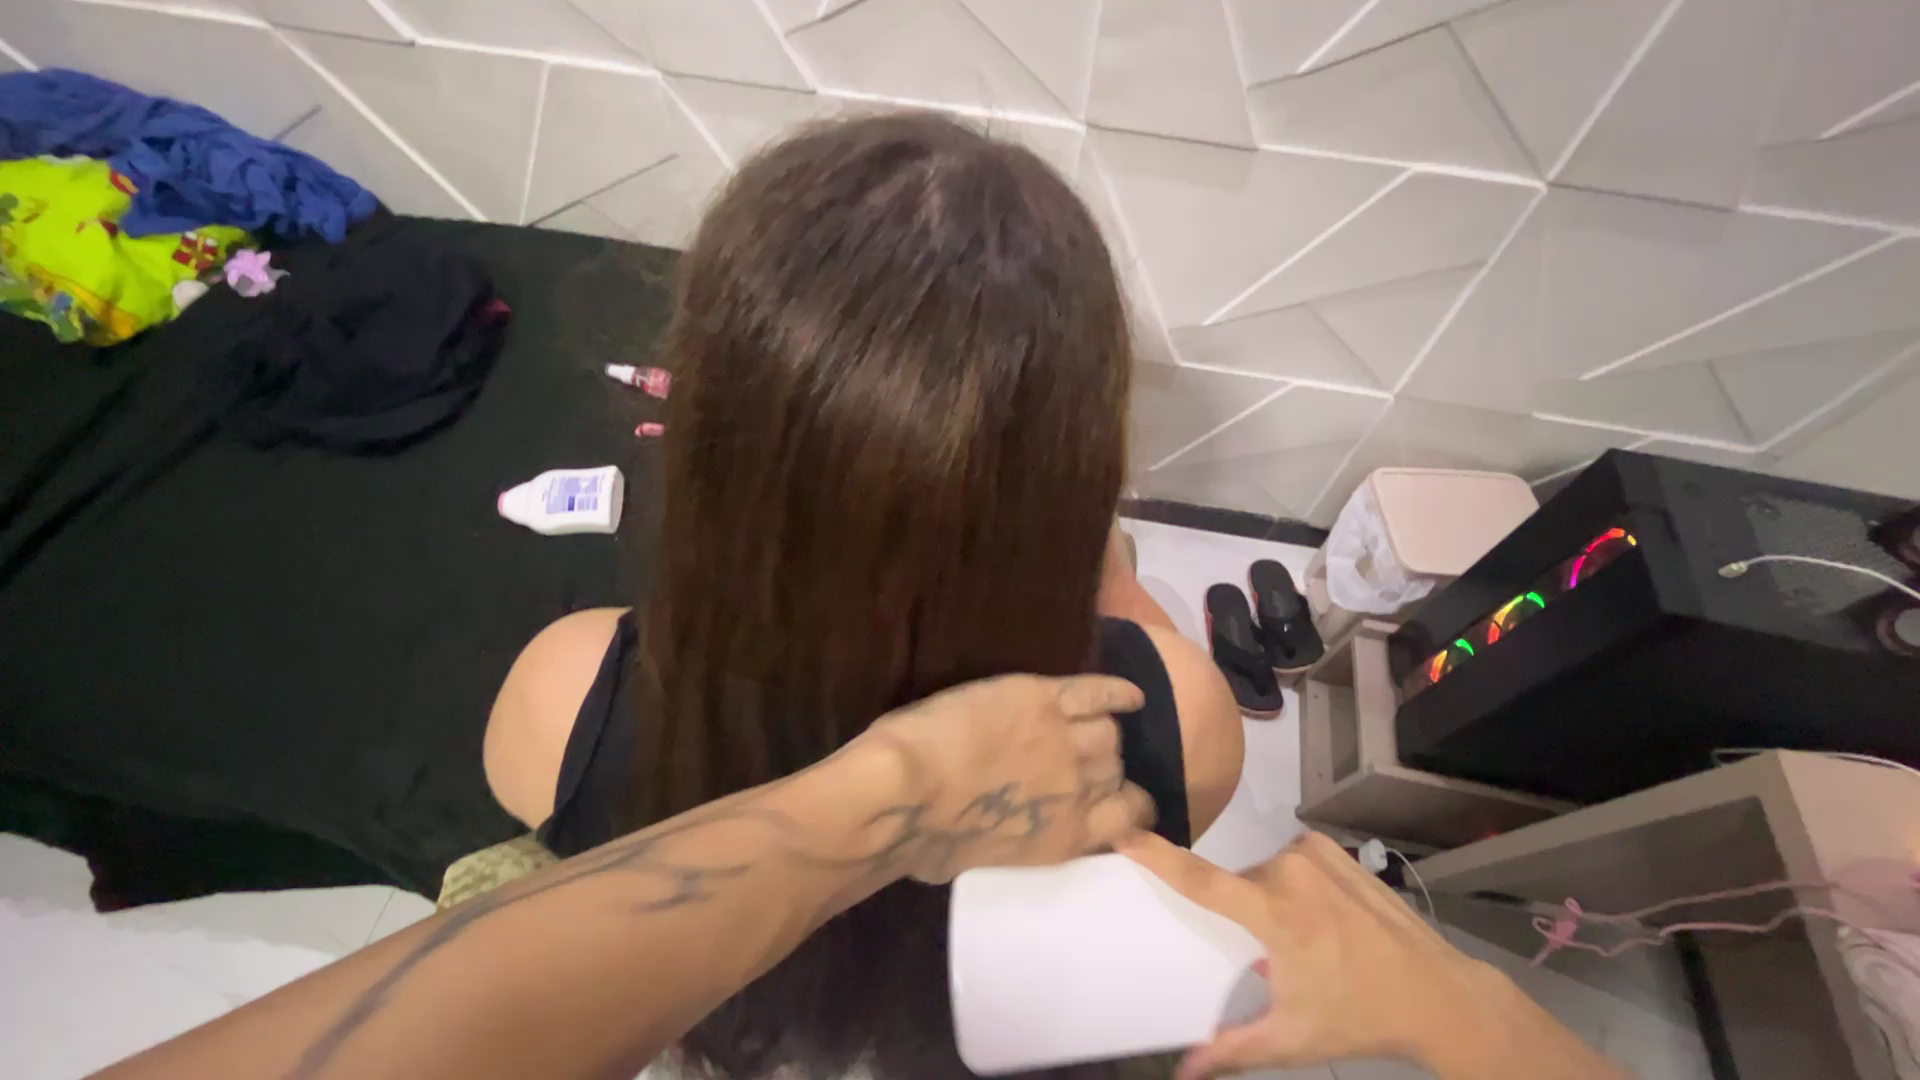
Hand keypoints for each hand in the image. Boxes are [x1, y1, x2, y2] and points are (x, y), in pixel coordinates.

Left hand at [847, 674, 1155, 883]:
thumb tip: (1016, 829)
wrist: (905, 792)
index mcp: (1065, 837)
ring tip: (1089, 725)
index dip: (1128, 805)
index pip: (1127, 817)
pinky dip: (1115, 692)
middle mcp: (1077, 789)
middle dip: (1102, 765)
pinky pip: (1094, 691)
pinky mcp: (1041, 699)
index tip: (1122, 798)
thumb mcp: (984, 861)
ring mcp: (1063, 740)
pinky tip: (1129, 695)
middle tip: (1078, 758)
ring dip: (1101, 730)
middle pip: (1113, 767)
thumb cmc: (927, 838)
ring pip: (1107, 730)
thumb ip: (1019, 842)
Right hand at [1118, 831, 1528, 1079]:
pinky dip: (1291, 878)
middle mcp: (1289, 873)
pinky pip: (1288, 856)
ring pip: (1261, 869)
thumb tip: (1183, 1072)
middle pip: (1235, 883)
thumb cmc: (1360, 1015)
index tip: (1124, 836)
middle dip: (1241, 912)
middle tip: (1269, 950)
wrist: (1439, 993)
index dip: (1159, 857)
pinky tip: (1318, 908)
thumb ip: (1234, 1048)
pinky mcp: (1331, 846)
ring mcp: (1313, 854)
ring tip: (1301, 933)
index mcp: (1276, 916)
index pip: (1202, 881)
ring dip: (1266, 896)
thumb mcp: (1294, 1038)